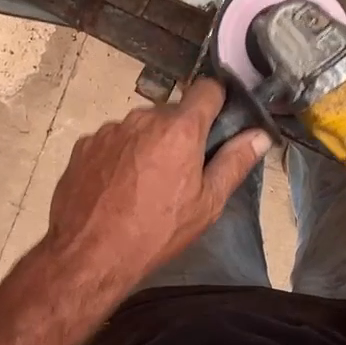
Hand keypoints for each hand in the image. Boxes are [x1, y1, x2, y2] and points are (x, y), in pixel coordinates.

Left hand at [44, 78, 270, 284]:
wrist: (88, 255)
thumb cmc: (156, 232)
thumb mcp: (207, 204)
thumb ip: (235, 163)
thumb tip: (260, 135)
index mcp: (180, 129)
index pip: (208, 89)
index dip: (217, 103)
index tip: (218, 125)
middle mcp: (144, 117)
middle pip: (173, 113)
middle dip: (180, 134)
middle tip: (180, 172)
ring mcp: (110, 129)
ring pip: (142, 127)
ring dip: (149, 144)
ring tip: (144, 185)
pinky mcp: (85, 144)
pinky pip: (114, 140)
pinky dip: (120, 156)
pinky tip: (117, 187)